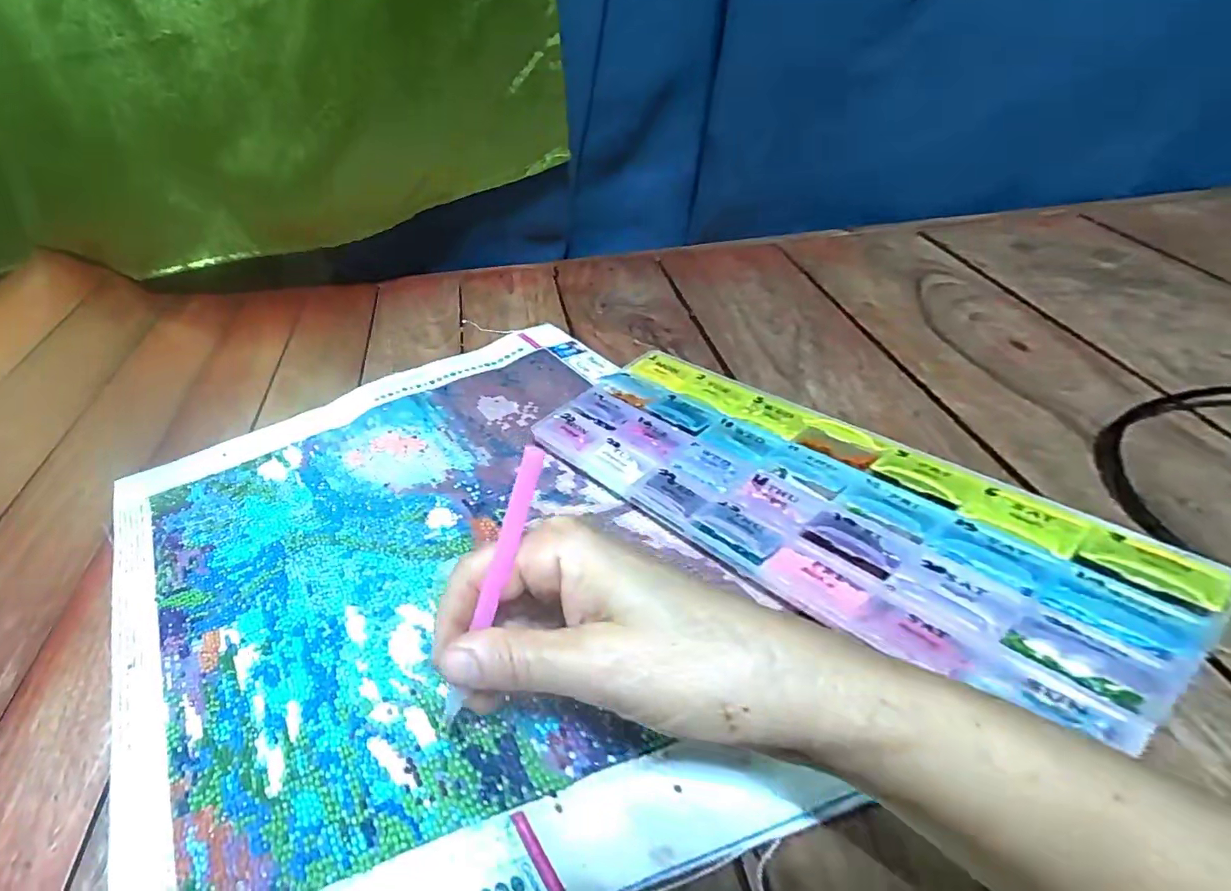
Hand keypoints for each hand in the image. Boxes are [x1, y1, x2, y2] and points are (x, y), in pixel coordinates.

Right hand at [434, 515, 912, 757]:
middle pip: (495, 590)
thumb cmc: (692, 666)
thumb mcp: (595, 668)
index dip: (453, 621)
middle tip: (471, 699)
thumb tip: (444, 661)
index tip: (445, 677)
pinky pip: (549, 628)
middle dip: (476, 641)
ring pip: (520, 613)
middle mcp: (565, 552)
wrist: (802, 692)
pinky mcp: (605, 611)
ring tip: (494, 702)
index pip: (478, 572)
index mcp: (557, 544)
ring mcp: (587, 581)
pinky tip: (529, 689)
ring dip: (500, 655)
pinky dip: (531, 659)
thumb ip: (515, 660)